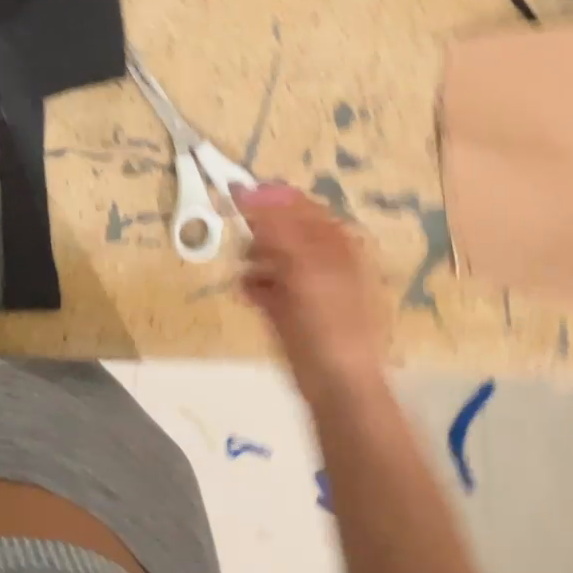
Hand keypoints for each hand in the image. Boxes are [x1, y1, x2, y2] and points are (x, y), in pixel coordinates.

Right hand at [233, 184, 386, 389]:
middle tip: (247, 244)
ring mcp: (306, 285)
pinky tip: (251, 296)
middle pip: (281, 230)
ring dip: (253, 261)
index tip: (235, 194)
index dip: (269, 198)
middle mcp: (323, 259)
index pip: (300, 206)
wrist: (335, 383)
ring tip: (250, 274)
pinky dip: (254, 286)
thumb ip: (277, 226)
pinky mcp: (289, 308)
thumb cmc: (328, 321)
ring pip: (269, 257)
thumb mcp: (304, 266)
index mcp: (337, 244)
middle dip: (259, 235)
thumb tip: (249, 189)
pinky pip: (264, 285)